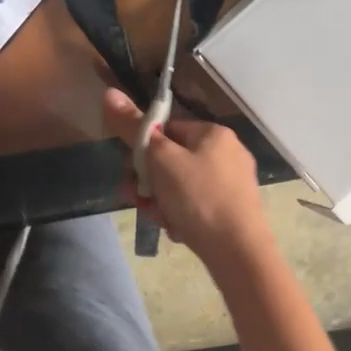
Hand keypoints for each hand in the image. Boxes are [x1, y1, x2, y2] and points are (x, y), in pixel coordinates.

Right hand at [103, 88, 272, 264]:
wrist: (241, 256)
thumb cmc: (198, 198)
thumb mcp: (160, 160)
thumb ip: (133, 128)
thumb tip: (109, 93)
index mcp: (214, 133)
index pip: (168, 129)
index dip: (144, 150)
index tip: (131, 172)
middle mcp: (228, 152)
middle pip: (174, 159)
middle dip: (150, 180)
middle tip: (137, 199)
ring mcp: (234, 184)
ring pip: (183, 185)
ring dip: (162, 200)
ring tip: (156, 218)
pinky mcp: (236, 212)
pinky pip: (199, 205)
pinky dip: (183, 215)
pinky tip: (176, 230)